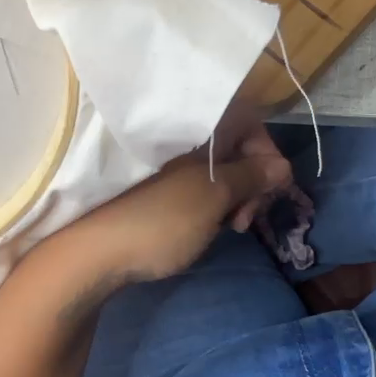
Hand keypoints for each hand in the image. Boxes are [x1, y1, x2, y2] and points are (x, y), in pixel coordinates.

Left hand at [36, 128, 293, 289]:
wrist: (93, 256)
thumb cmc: (160, 221)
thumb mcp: (214, 197)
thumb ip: (252, 175)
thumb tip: (282, 165)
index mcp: (196, 127)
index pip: (250, 120)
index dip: (267, 154)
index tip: (270, 191)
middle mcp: (182, 137)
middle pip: (236, 146)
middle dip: (252, 181)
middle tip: (244, 221)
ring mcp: (166, 164)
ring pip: (217, 169)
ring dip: (233, 196)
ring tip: (229, 229)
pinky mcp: (155, 189)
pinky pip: (196, 185)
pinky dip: (210, 204)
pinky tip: (209, 228)